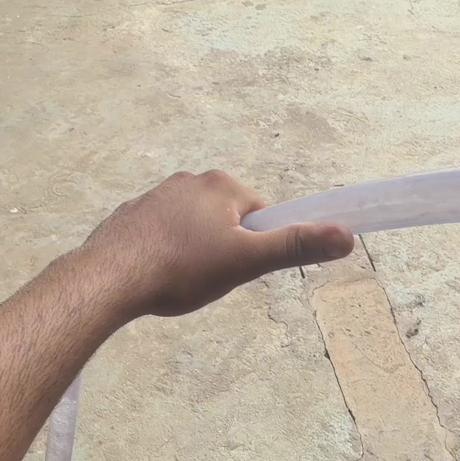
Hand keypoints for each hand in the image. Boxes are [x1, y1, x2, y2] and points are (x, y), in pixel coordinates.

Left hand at [61, 170, 352, 317]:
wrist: (112, 277)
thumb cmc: (182, 269)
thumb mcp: (246, 262)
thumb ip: (295, 246)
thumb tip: (346, 236)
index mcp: (222, 185)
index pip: (260, 215)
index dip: (254, 247)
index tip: (235, 268)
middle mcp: (190, 180)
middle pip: (226, 221)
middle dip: (223, 250)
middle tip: (207, 278)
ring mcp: (157, 195)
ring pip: (193, 228)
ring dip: (194, 252)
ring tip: (179, 280)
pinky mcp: (133, 214)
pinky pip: (162, 234)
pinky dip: (165, 252)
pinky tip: (156, 275)